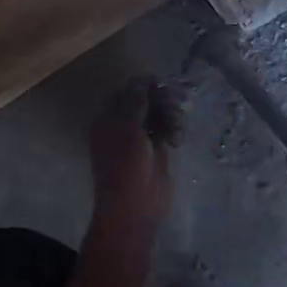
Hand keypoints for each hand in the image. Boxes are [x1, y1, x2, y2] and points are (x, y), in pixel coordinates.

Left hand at [89, 78, 181, 240]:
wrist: (135, 207)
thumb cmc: (126, 166)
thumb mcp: (128, 129)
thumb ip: (136, 101)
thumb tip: (143, 79)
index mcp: (109, 119)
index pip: (126, 92)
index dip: (143, 85)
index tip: (162, 84)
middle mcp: (123, 125)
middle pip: (145, 100)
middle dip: (162, 100)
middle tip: (176, 103)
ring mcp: (141, 138)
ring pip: (159, 114)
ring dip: (171, 115)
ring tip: (177, 129)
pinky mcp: (157, 150)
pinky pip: (168, 129)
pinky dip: (175, 130)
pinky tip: (178, 140)